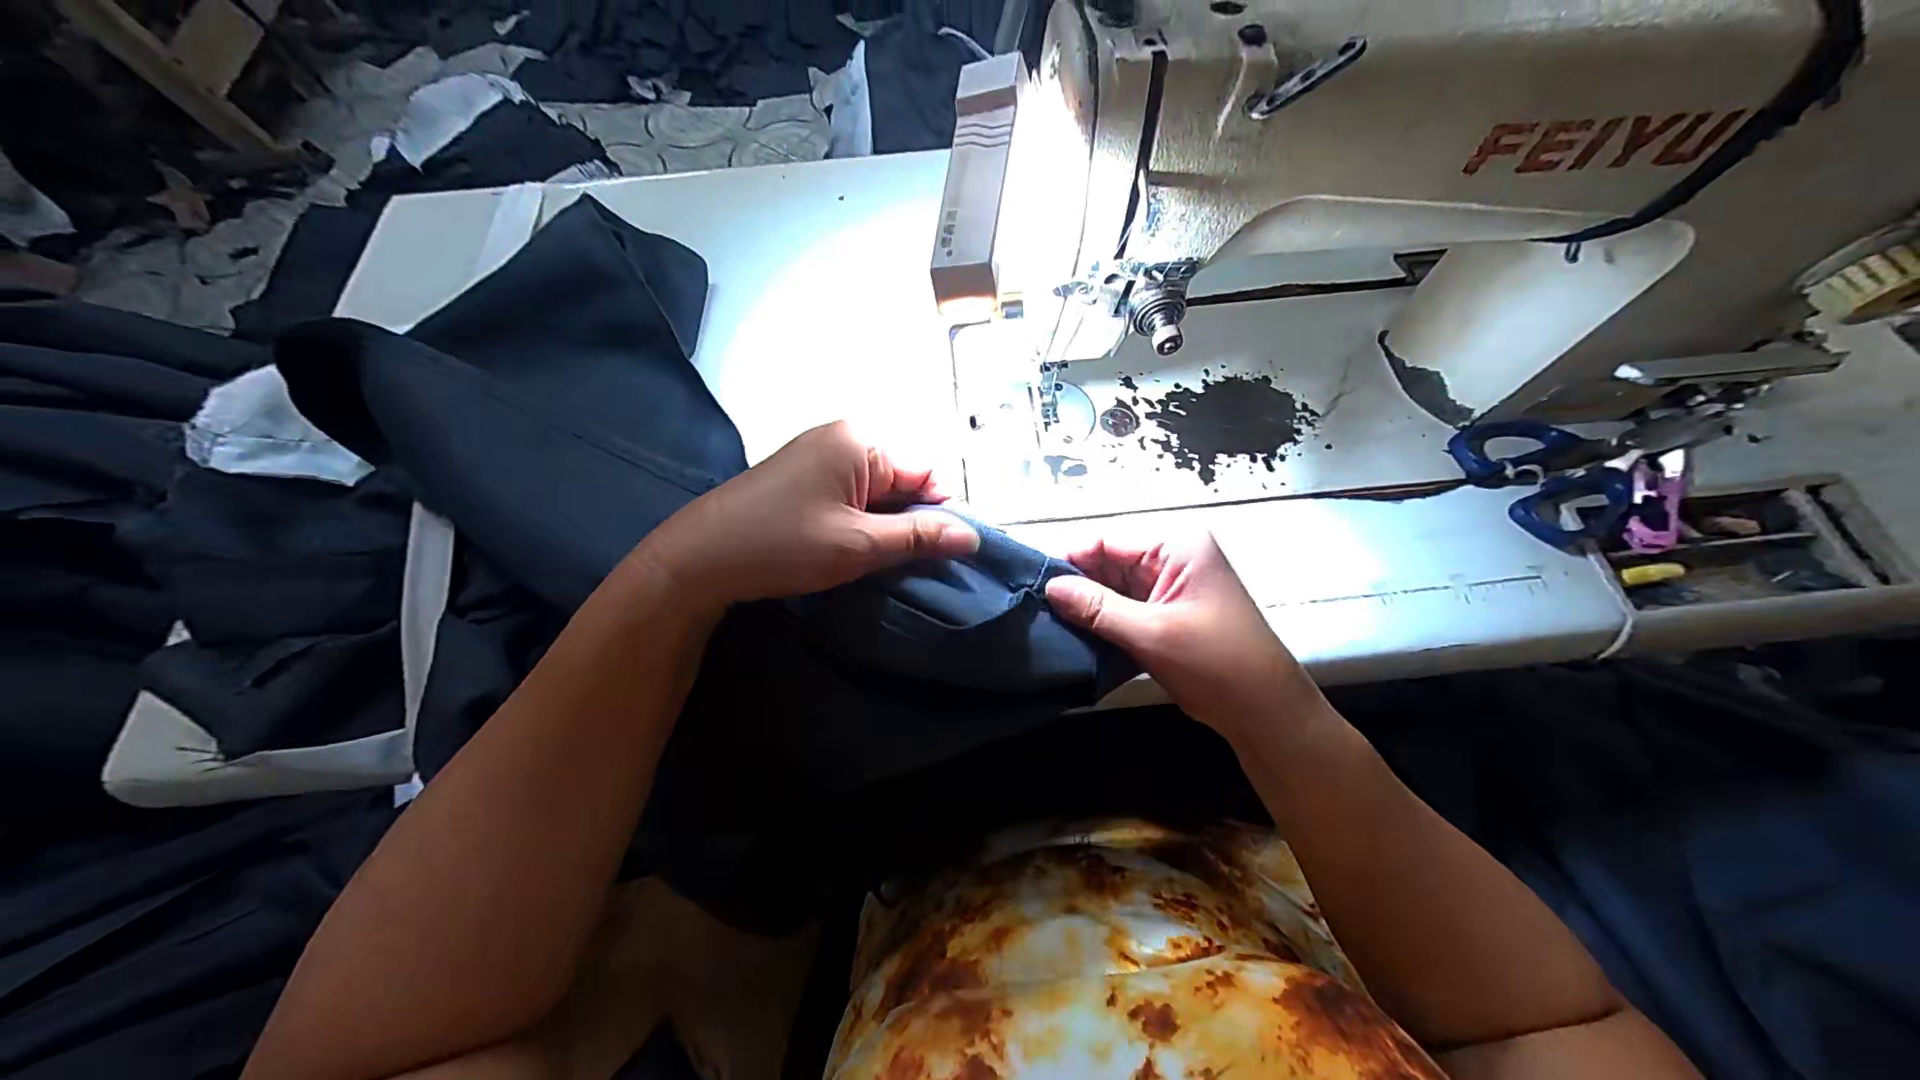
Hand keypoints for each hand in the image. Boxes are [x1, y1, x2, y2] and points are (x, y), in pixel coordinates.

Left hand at [634, 421, 979, 611]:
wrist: (697, 559)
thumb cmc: (783, 546)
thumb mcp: (859, 544)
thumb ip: (920, 537)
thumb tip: (973, 536)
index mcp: (860, 440)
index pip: (927, 475)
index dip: (937, 515)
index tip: (938, 556)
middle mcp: (841, 437)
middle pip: (901, 481)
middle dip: (906, 522)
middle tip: (898, 564)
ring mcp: (817, 455)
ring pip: (875, 493)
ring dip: (880, 527)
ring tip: (869, 560)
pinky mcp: (800, 477)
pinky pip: (848, 496)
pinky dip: (856, 523)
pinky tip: (845, 550)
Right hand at [1044, 533, 1323, 737]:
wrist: (1263, 712)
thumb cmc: (1216, 663)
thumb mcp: (1151, 632)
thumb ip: (1097, 607)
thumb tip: (1049, 588)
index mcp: (1176, 547)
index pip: (1108, 542)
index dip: (1070, 561)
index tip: (1034, 585)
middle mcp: (1171, 560)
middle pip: (1107, 564)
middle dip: (1076, 587)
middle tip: (1037, 610)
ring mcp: (1168, 589)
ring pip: (1112, 590)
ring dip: (1087, 608)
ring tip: (1049, 624)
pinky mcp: (1164, 617)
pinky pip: (1122, 611)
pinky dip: (1101, 624)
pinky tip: (1075, 637)